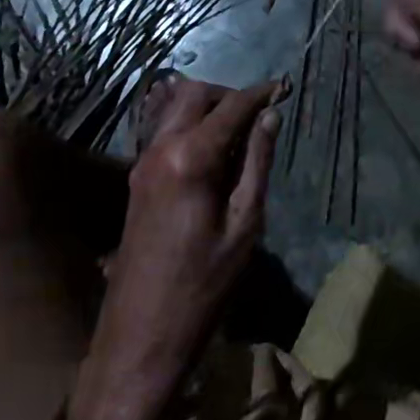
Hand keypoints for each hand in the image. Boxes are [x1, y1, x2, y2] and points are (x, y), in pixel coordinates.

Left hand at [62, 75, 280, 419]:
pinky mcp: (137, 177)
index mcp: (189, 158)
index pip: (230, 107)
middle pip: (193, 94)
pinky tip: (213, 151)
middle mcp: (160, 148)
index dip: (259, 94)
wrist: (141, 333)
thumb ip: (257, 163)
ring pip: (174, 108)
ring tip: (239, 131)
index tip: (282, 86)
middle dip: (228, 94)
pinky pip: (164, 131)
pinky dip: (190, 124)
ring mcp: (143, 161)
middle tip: (258, 113)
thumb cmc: (203, 285)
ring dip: (206, 106)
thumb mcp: (244, 225)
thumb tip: (270, 118)